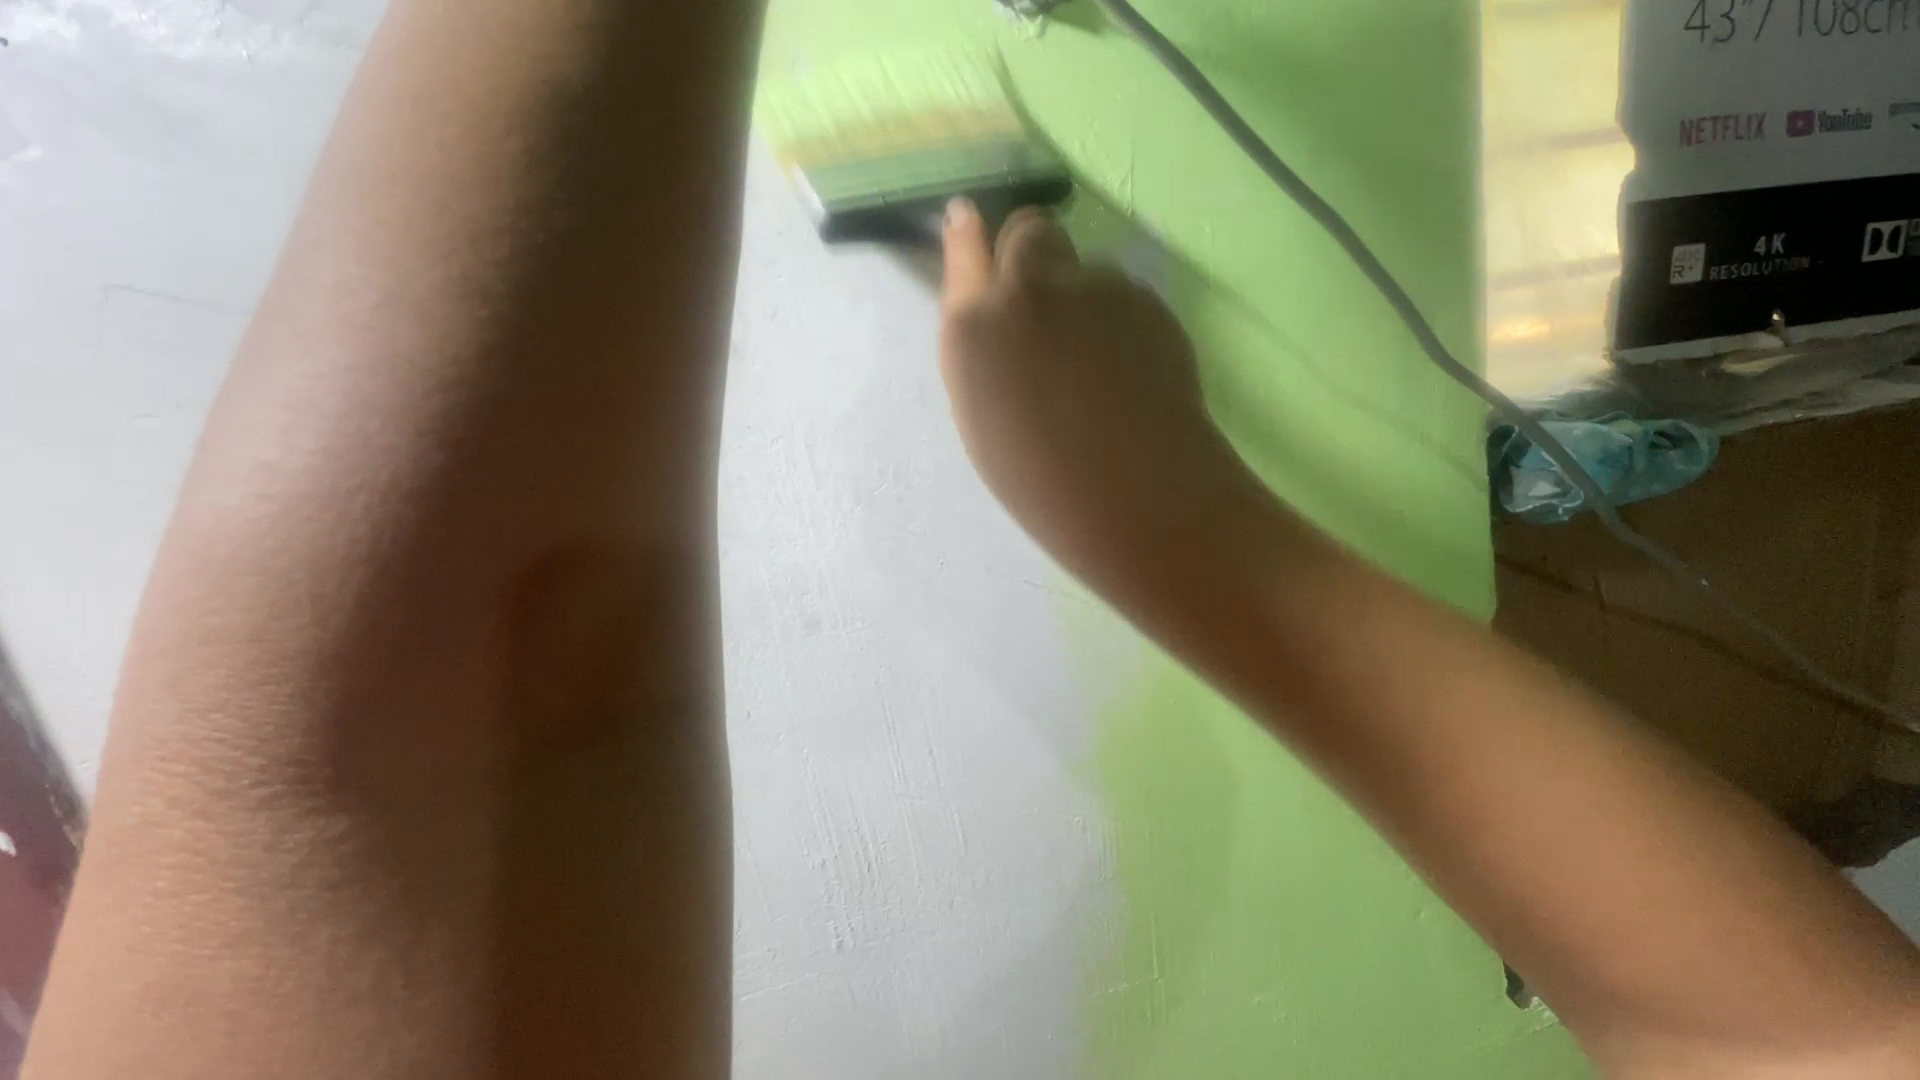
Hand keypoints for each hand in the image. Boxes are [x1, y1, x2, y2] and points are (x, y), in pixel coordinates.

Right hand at [938, 198, 1277, 608]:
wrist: (1137, 494)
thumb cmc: (1041, 481)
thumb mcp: (983, 416)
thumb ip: (983, 352)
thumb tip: (996, 318)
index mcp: (973, 328)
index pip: (964, 251)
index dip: (967, 233)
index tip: (967, 216)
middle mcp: (1029, 290)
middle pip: (1029, 230)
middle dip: (1031, 253)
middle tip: (1045, 301)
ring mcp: (1094, 289)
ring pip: (1085, 267)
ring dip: (1084, 295)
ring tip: (1100, 361)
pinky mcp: (1146, 300)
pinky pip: (1125, 294)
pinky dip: (1122, 319)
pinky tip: (1133, 368)